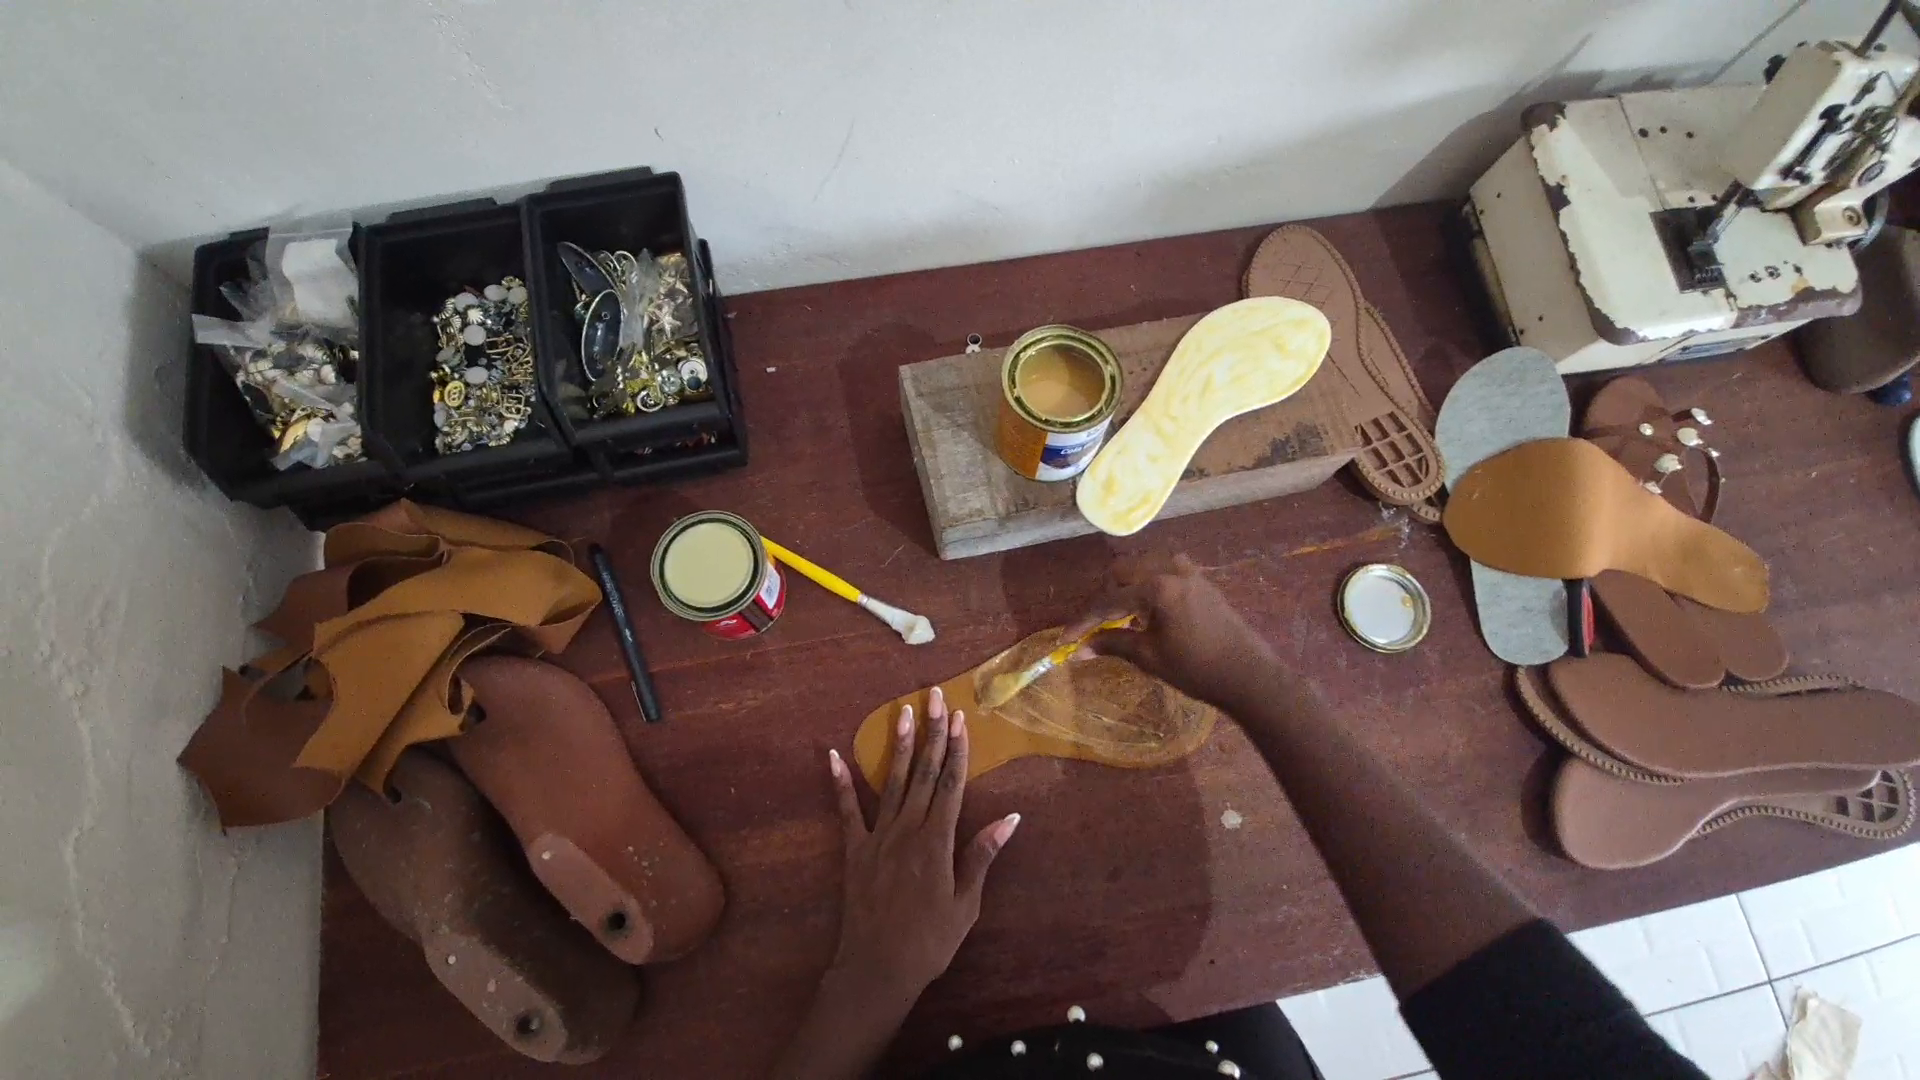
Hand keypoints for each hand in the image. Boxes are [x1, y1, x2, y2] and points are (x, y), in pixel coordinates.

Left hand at [826, 686, 1020, 1002]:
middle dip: (933, 733)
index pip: (952, 784)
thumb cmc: (929, 941)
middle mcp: (908, 828)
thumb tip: (1010, 818)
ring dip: (900, 745)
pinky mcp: (854, 849)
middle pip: (925, 773)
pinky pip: (847, 810)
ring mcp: (878, 836)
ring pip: (892, 782)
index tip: (962, 718)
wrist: (876, 969)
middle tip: (935, 697)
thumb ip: (982, 856)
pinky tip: (834, 755)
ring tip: (903, 712)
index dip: (958, 749)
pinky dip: (841, 782)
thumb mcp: (966, 904)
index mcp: (938, 841)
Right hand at [1062, 553, 1278, 710]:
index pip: (1109, 601)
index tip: (1065, 640)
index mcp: (1156, 586)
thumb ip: (1113, 644)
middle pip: (1122, 572)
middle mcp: (1171, 569)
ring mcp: (1190, 572)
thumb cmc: (1197, 668)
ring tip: (1121, 617)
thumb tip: (1080, 650)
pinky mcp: (1201, 581)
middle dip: (1104, 598)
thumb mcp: (1149, 657)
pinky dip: (1148, 585)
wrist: (1250, 676)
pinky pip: (1164, 571)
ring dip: (1126, 587)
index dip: (1084, 622)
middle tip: (1095, 627)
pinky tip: (1148, 611)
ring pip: (1143, 567)